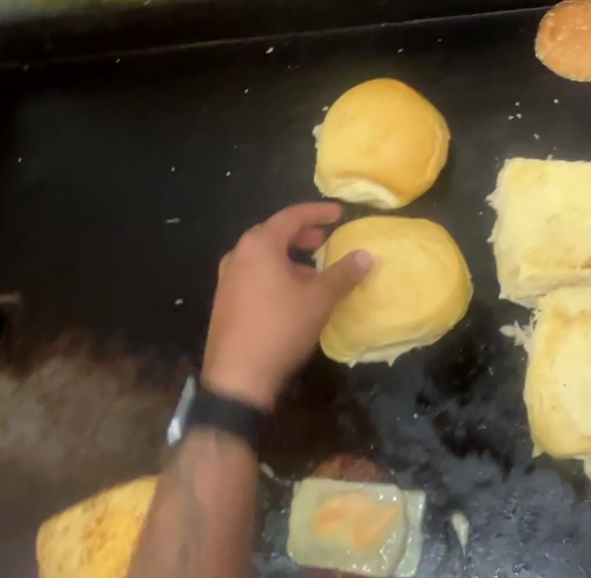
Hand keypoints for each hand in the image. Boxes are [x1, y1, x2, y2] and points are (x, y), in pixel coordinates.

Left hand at [201, 202, 372, 409]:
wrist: (237, 378)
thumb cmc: (280, 327)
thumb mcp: (319, 299)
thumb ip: (343, 274)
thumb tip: (366, 255)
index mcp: (259, 244)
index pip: (292, 216)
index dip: (318, 212)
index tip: (340, 213)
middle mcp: (238, 254)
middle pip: (274, 234)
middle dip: (303, 236)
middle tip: (325, 242)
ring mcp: (227, 279)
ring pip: (263, 257)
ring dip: (290, 258)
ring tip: (314, 273)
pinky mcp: (224, 301)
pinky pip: (254, 275)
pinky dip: (275, 275)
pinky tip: (292, 296)